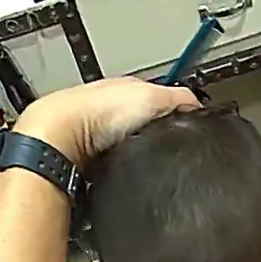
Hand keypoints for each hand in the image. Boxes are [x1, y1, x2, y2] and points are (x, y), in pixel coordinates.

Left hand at [12, 77, 197, 165]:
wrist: (62, 140)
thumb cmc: (98, 113)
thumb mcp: (153, 98)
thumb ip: (180, 100)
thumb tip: (198, 107)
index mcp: (128, 91)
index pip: (162, 99)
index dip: (179, 112)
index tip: (191, 123)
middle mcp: (113, 111)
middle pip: (147, 124)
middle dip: (162, 135)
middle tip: (174, 148)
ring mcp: (102, 136)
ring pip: (133, 145)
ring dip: (143, 153)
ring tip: (154, 161)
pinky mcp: (95, 160)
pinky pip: (120, 164)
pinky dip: (127, 167)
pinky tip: (132, 170)